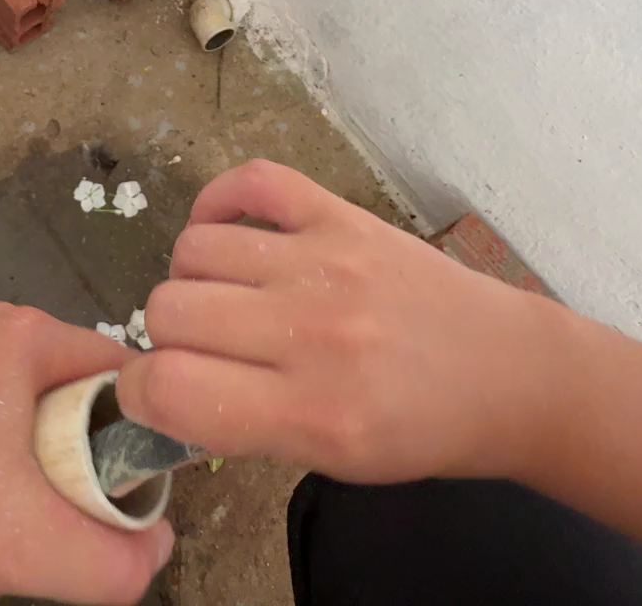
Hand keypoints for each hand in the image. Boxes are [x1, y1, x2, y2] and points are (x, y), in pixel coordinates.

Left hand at [0, 303, 174, 605]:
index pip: (123, 372)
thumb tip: (159, 548)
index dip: (144, 431)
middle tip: (81, 517)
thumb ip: (114, 561)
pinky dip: (18, 466)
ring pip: (47, 412)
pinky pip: (9, 420)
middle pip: (85, 393)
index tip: (138, 492)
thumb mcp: (26, 547)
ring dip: (55, 468)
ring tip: (34, 521)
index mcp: (24, 333)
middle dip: (94, 457)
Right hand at [117, 160, 568, 483]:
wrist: (504, 372)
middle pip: (170, 309)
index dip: (138, 391)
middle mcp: (313, 331)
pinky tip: (226, 231)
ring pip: (194, 248)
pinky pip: (251, 181)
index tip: (151, 389)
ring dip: (191, 278)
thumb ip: (238, 424)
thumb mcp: (329, 460)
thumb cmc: (417, 431)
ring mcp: (327, 260)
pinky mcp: (341, 214)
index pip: (170, 388)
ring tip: (222, 294)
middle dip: (166, 335)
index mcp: (311, 414)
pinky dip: (219, 201)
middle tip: (199, 345)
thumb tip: (157, 385)